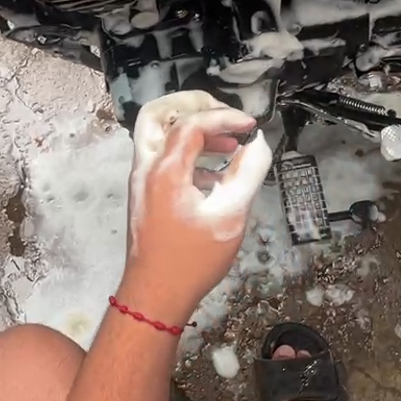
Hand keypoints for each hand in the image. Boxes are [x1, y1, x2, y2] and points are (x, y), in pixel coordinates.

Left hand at [117, 92, 273, 324]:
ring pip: (158, 134)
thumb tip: (258, 144)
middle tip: (223, 115)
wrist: (155, 294)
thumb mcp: (230, 216)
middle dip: (192, 106)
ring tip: (227, 144)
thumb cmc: (192, 260)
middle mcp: (147, 168)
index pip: (193, 122)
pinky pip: (161, 157)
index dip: (225, 117)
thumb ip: (247, 174)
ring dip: (191, 129)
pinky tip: (215, 175)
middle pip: (158, 113)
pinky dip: (186, 152)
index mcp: (165, 170)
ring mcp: (142, 181)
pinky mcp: (146, 195)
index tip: (252, 127)